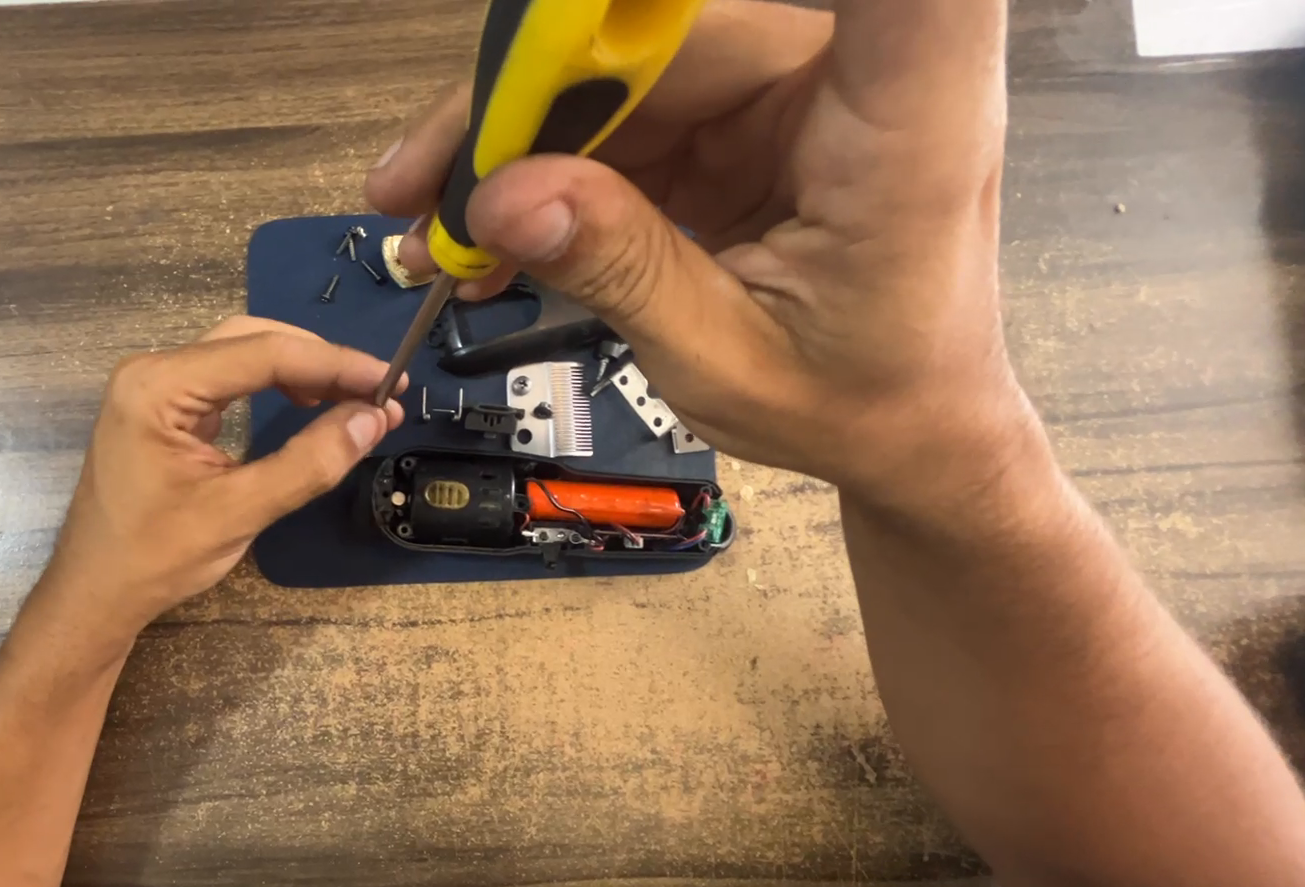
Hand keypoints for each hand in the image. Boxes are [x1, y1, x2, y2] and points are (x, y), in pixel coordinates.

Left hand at [32, 317, 404, 640]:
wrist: (96, 592)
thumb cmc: (155, 557)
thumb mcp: (239, 512)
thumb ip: (308, 463)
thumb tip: (373, 419)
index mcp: (159, 386)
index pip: (263, 353)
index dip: (334, 363)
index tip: (391, 382)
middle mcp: (153, 371)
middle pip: (251, 340)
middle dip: (318, 361)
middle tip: (376, 389)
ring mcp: (156, 388)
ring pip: (241, 355)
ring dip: (300, 371)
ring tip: (352, 397)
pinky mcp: (164, 409)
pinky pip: (228, 381)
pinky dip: (274, 387)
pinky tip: (307, 402)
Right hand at [367, 0, 1041, 515]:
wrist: (893, 428)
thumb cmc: (846, 399)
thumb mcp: (719, 356)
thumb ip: (622, 269)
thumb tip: (501, 199)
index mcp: (895, 110)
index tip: (577, 13)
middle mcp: (833, 71)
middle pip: (653, 37)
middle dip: (518, 108)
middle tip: (409, 188)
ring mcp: (773, 100)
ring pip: (613, 88)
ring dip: (510, 161)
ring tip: (428, 238)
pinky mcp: (728, 133)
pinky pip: (616, 138)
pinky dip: (544, 191)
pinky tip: (483, 246)